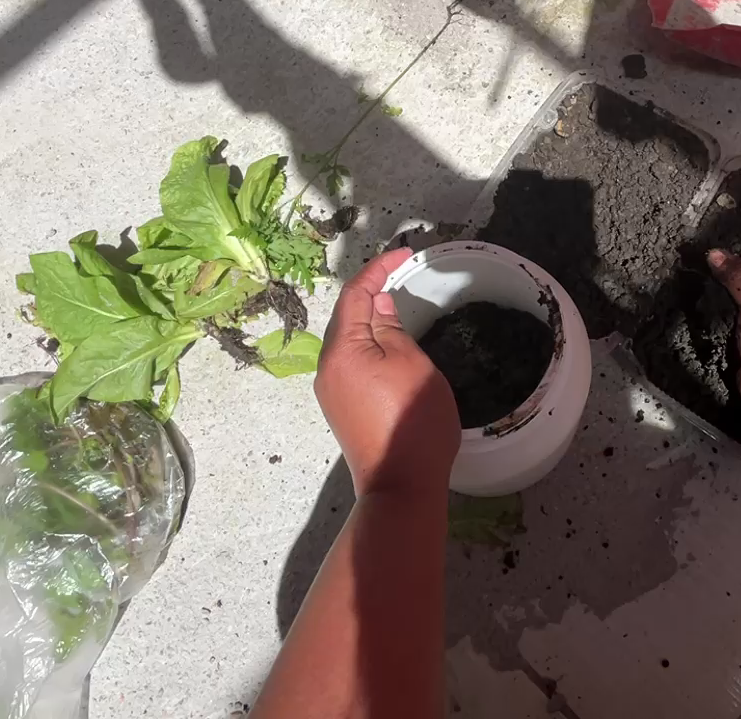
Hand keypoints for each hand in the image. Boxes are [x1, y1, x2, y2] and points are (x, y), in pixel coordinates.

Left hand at [316, 247, 460, 498]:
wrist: (400, 486)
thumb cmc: (412, 420)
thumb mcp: (412, 364)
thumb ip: (392, 329)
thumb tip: (378, 304)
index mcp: (342, 351)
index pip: (356, 294)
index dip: (379, 268)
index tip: (406, 253)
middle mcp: (327, 367)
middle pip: (346, 316)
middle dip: (372, 289)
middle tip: (403, 273)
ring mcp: (332, 390)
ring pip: (348, 339)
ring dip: (370, 316)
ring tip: (399, 300)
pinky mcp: (341, 407)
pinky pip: (351, 360)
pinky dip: (369, 341)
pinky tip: (389, 340)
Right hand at [707, 249, 740, 413]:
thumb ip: (737, 276)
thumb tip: (713, 253)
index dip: (733, 259)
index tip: (707, 259)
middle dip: (723, 278)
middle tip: (696, 274)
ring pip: (735, 301)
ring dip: (718, 298)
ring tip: (694, 290)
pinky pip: (729, 320)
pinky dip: (717, 316)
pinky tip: (700, 312)